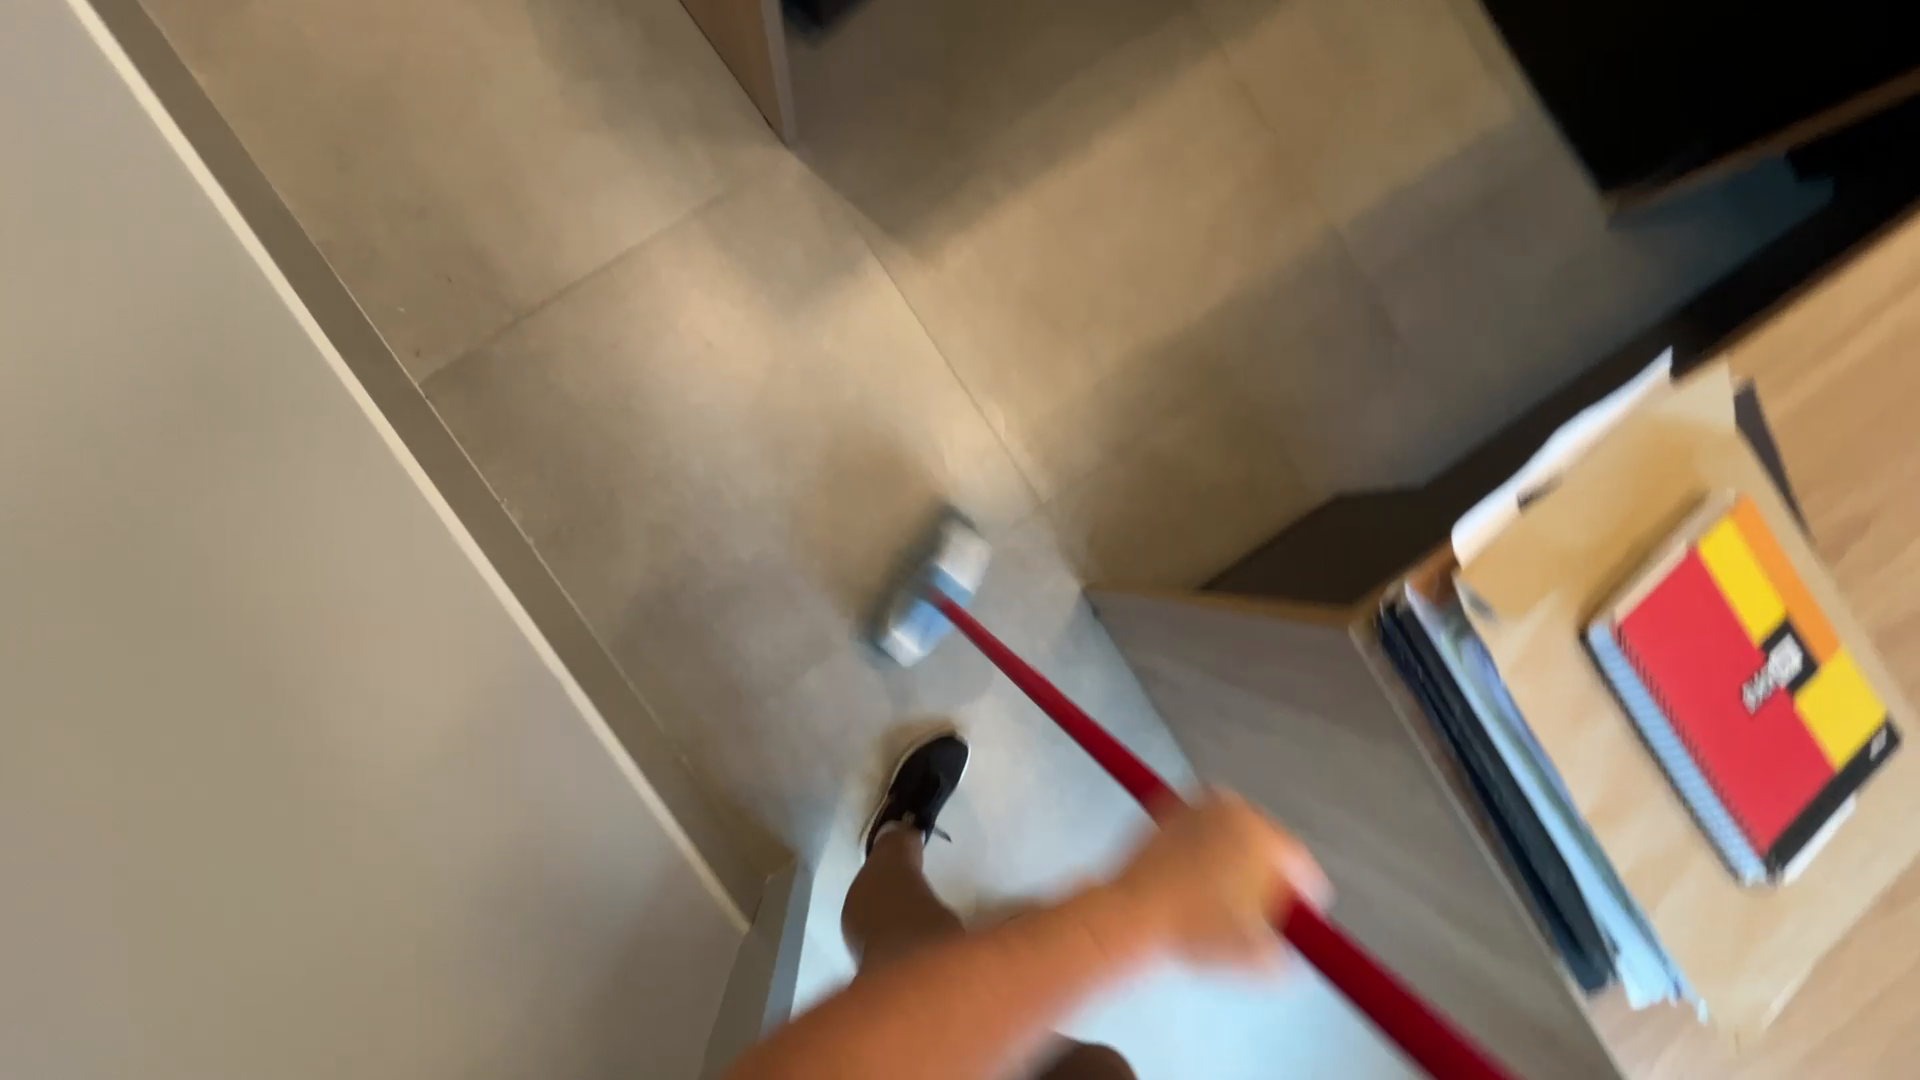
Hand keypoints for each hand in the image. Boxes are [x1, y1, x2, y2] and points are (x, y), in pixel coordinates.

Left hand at [1110, 791, 1330, 971]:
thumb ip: (1288, 946)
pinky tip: (1198, 864)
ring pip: (1237, 825)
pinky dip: (1207, 836)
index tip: (1298, 910)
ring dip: (1239, 848)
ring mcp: (1203, 802)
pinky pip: (1204, 819)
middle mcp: (1238, 811)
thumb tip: (1288, 941)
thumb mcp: (1258, 955)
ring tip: (1224, 883)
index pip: (1301, 863)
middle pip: (1271, 838)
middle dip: (1270, 867)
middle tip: (1259, 899)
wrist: (1135, 909)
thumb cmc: (1195, 930)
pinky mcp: (1174, 803)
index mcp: (1267, 841)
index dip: (1303, 893)